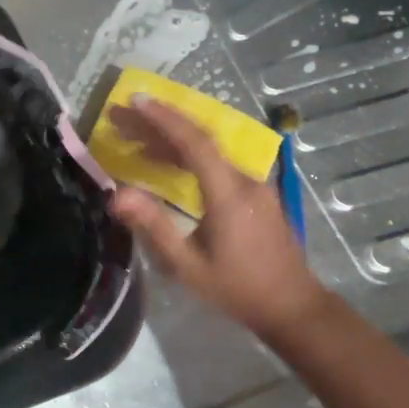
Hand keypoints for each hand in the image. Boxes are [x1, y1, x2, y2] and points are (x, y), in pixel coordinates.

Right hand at [107, 98, 327, 337]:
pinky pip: (217, 163)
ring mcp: (254, 186)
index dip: (163, 119)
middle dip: (159, 124)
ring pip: (209, 150)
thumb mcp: (187, 264)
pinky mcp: (255, 194)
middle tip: (121, 117)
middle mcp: (244, 181)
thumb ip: (153, 225)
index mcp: (228, 194)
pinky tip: (165, 162)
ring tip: (134, 139)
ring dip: (171, 139)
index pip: (195, 143)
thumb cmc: (237, 288)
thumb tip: (116, 195)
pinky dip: (187, 155)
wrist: (291, 305)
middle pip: (200, 139)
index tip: (135, 102)